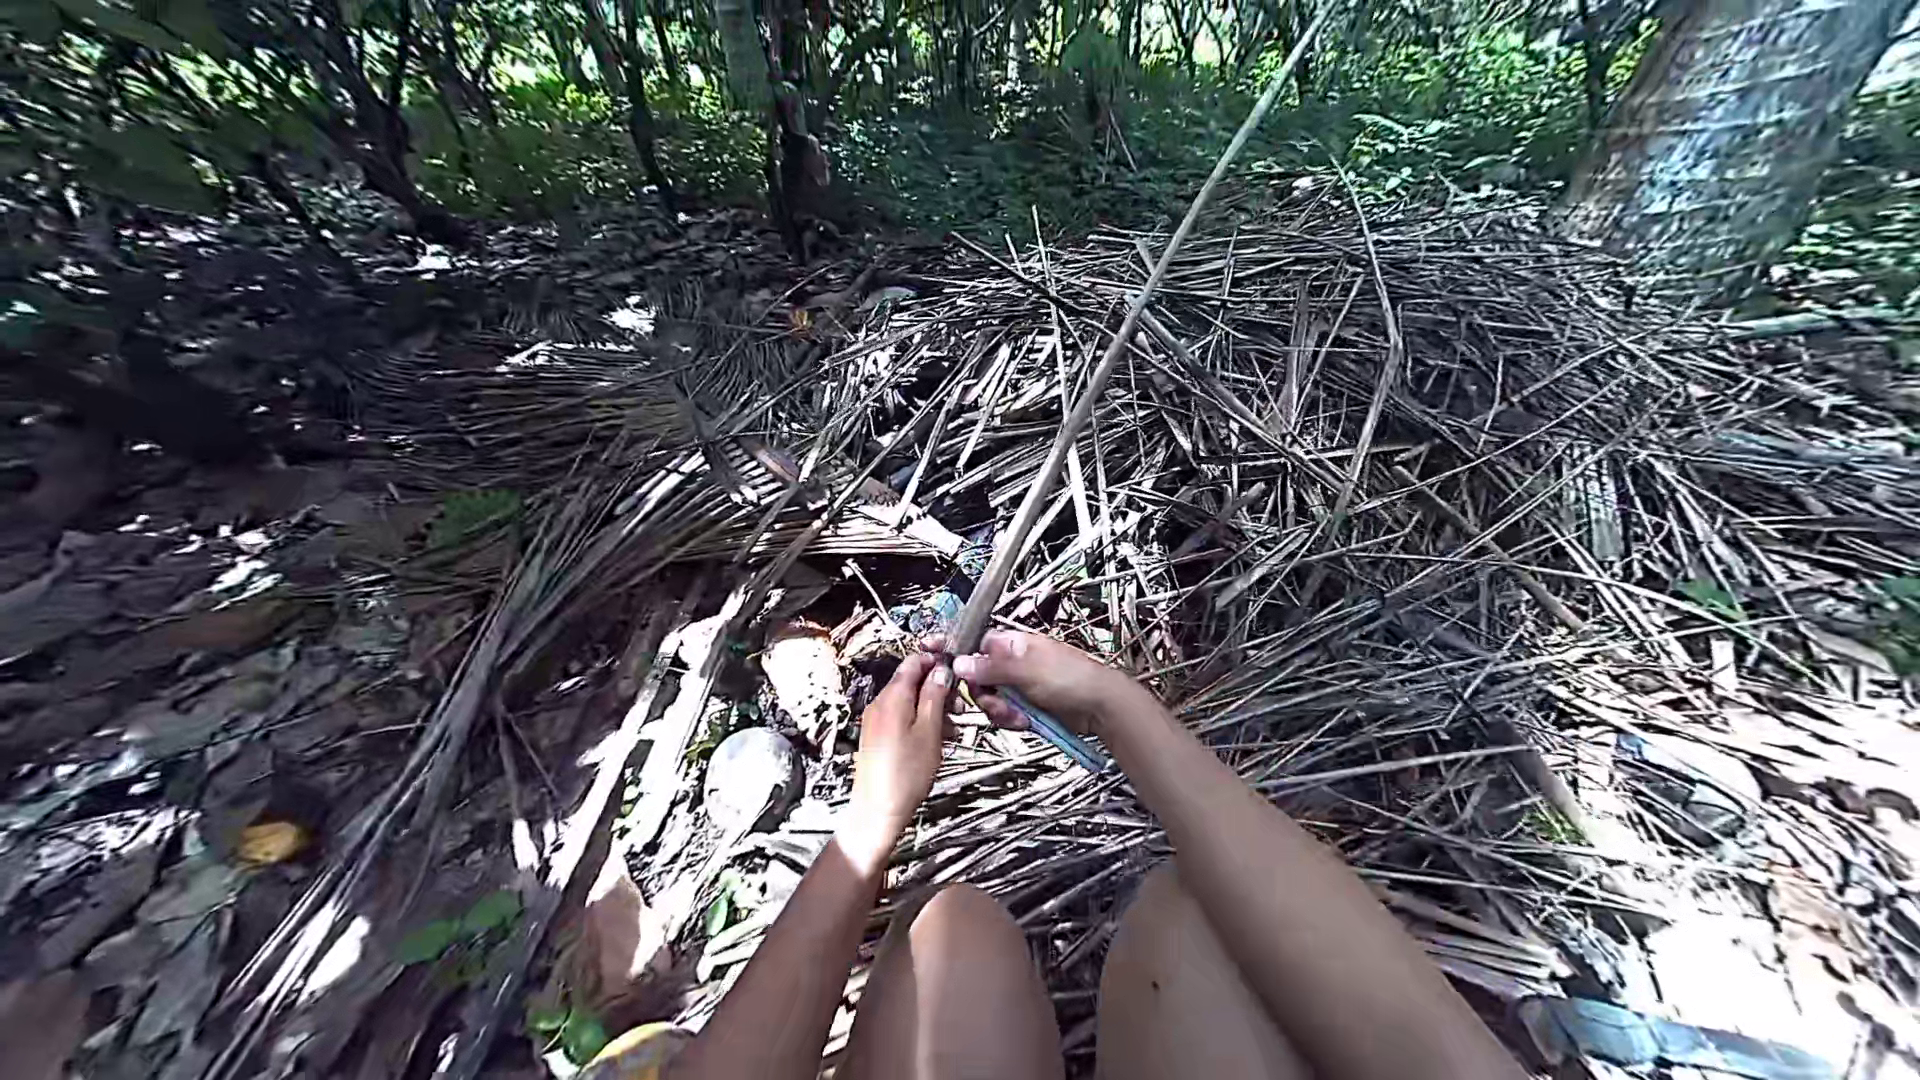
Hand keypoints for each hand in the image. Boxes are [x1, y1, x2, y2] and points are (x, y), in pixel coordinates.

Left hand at [837, 652, 950, 876]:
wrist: (877, 812)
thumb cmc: (904, 775)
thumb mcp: (930, 730)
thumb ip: (935, 696)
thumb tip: (941, 671)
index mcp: (892, 697)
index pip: (914, 661)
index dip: (936, 660)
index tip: (956, 668)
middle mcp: (880, 703)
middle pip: (912, 681)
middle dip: (938, 688)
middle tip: (959, 704)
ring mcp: (876, 720)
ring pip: (909, 700)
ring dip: (932, 707)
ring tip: (952, 727)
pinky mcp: (878, 735)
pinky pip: (902, 717)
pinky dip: (920, 720)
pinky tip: (936, 738)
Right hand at [923, 630, 1145, 735]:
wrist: (1102, 708)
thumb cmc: (1074, 678)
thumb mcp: (1028, 669)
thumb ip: (992, 667)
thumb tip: (961, 662)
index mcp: (1013, 643)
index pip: (975, 645)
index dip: (958, 656)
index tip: (941, 662)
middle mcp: (1013, 662)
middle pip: (977, 676)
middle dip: (984, 693)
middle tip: (997, 701)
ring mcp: (1019, 684)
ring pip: (989, 698)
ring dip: (998, 710)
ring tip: (1016, 714)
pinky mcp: (1025, 705)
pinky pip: (1003, 713)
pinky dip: (1010, 720)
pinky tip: (1024, 721)